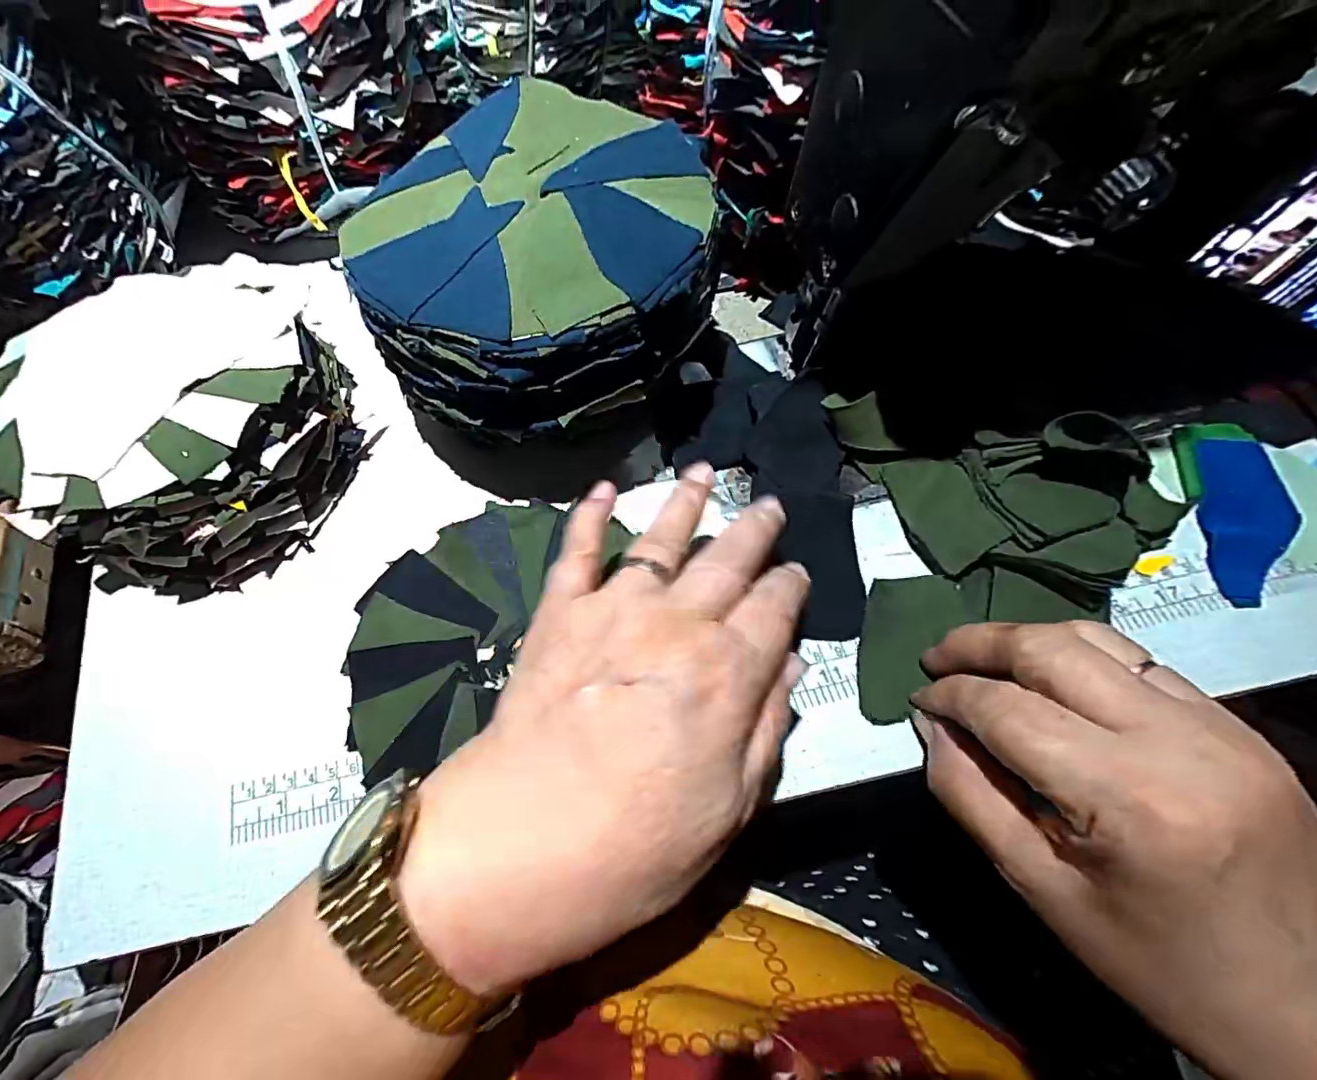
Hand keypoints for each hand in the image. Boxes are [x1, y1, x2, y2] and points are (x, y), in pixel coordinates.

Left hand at [397, 465, 809, 995]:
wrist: (520, 846)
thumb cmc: (639, 845)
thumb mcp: (732, 806)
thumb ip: (767, 728)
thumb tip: (792, 665)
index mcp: (729, 670)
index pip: (775, 608)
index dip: (791, 586)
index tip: (797, 573)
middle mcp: (678, 623)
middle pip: (728, 561)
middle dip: (753, 529)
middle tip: (767, 504)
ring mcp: (613, 610)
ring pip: (660, 541)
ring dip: (684, 502)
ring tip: (703, 471)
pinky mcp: (557, 615)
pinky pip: (578, 553)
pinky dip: (589, 518)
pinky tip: (602, 490)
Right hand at [911, 621, 1316, 1079]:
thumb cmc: (1176, 972)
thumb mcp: (1048, 896)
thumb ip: (973, 800)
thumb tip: (933, 729)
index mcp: (1129, 799)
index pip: (1008, 710)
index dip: (950, 695)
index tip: (919, 698)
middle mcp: (1177, 739)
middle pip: (1050, 648)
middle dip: (978, 642)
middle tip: (937, 657)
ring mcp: (1218, 721)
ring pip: (1095, 638)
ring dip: (1026, 639)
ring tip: (982, 658)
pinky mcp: (1237, 722)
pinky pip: (1138, 662)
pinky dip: (1078, 658)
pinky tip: (1051, 681)